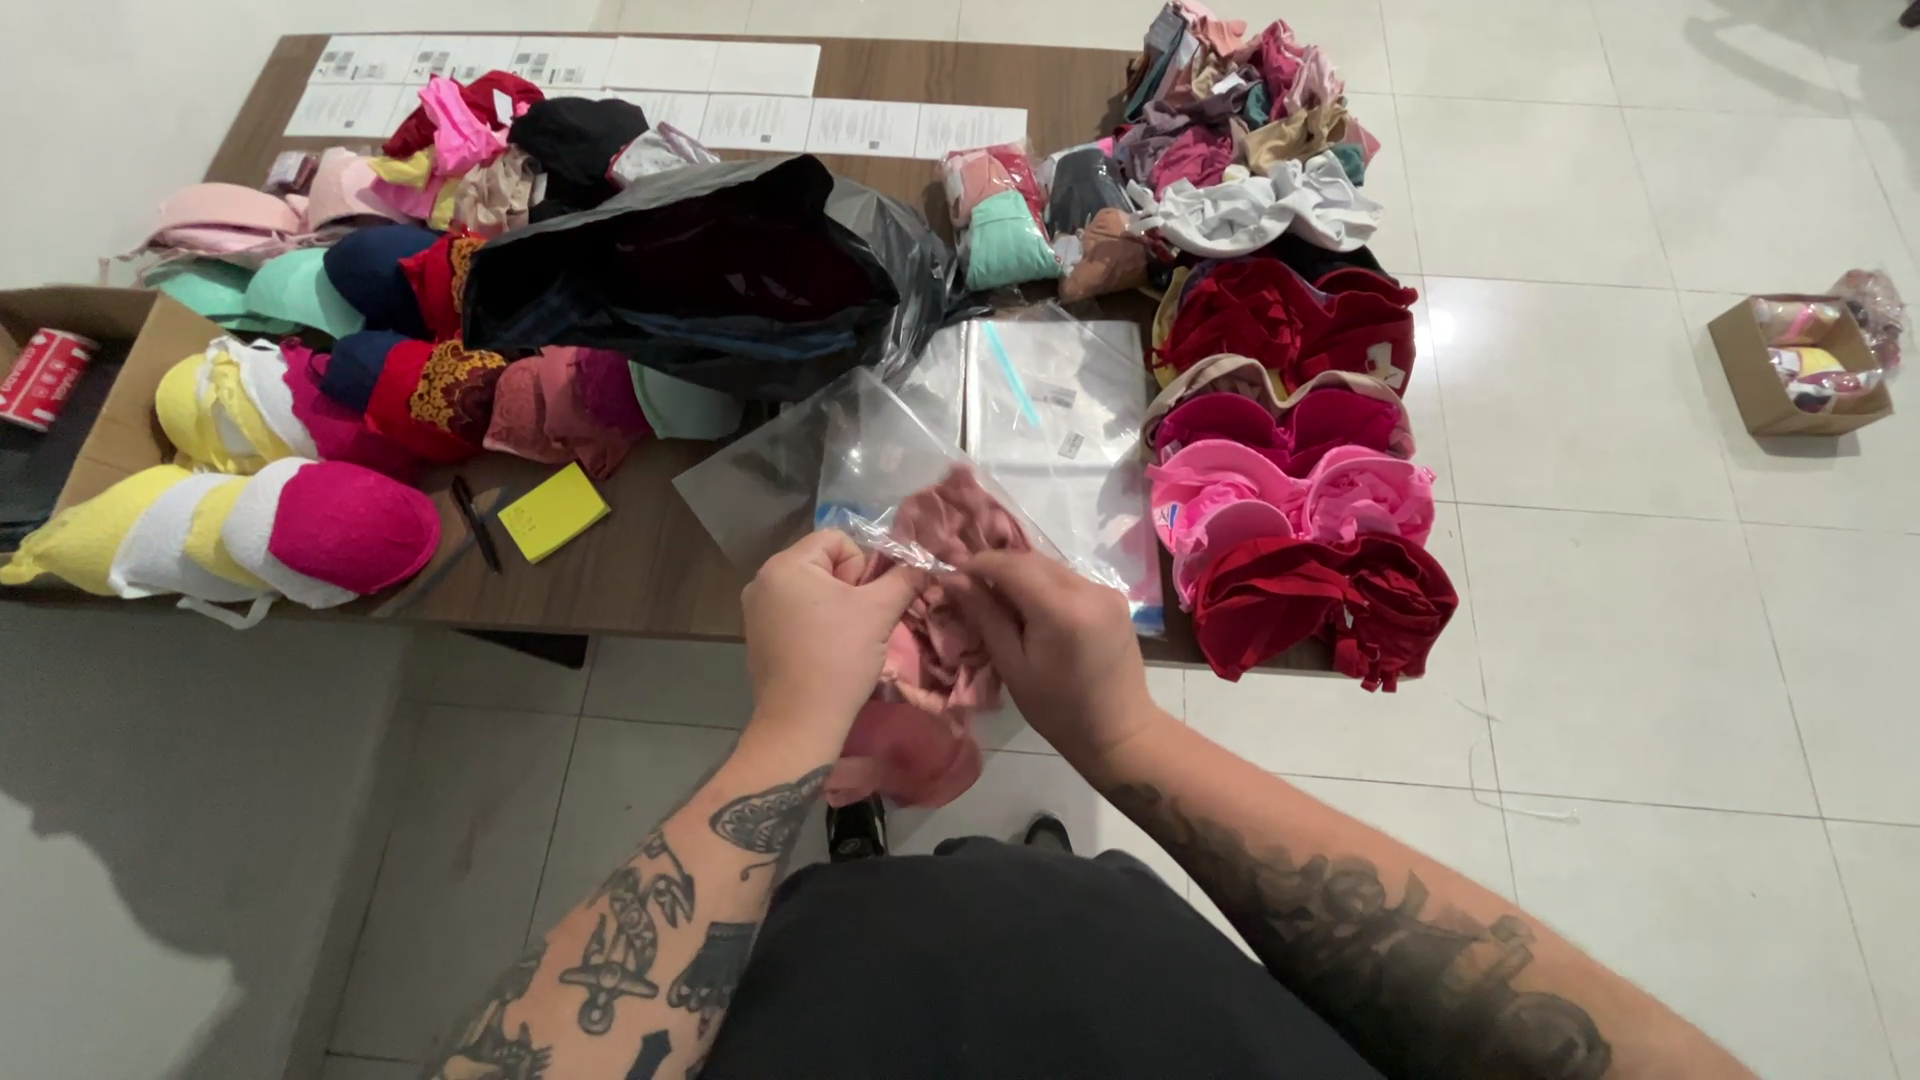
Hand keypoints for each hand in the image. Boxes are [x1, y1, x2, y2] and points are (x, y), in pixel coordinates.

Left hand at [742, 530, 925, 740]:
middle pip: (823, 563)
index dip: (862, 565)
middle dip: (850, 587)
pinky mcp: (759, 638)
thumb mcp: (879, 611)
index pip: (837, 540)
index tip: (865, 601)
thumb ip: (904, 578)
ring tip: (846, 639)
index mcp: (785, 565)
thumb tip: (925, 563)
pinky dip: (817, 625)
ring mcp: (756, 611)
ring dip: (836, 607)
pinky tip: (826, 652)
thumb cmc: (838, 656)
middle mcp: (763, 580)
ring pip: (812, 591)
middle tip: (860, 622)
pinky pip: (797, 614)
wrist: (801, 721)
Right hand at [945, 552, 1171, 767]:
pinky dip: (1045, 585)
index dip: (979, 564)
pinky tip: (1034, 609)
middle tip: (972, 588)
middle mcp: (1089, 590)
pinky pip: (1070, 579)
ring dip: (1022, 575)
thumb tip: (954, 580)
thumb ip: (985, 616)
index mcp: (1062, 610)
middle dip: (999, 568)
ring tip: (1001, 601)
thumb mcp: (1012, 665)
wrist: (1118, 729)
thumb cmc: (1058, 708)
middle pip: (1032, 560)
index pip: (1012, 565)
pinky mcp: (1115, 598)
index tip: (955, 575)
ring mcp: (1106, 591)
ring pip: (1051, 567)